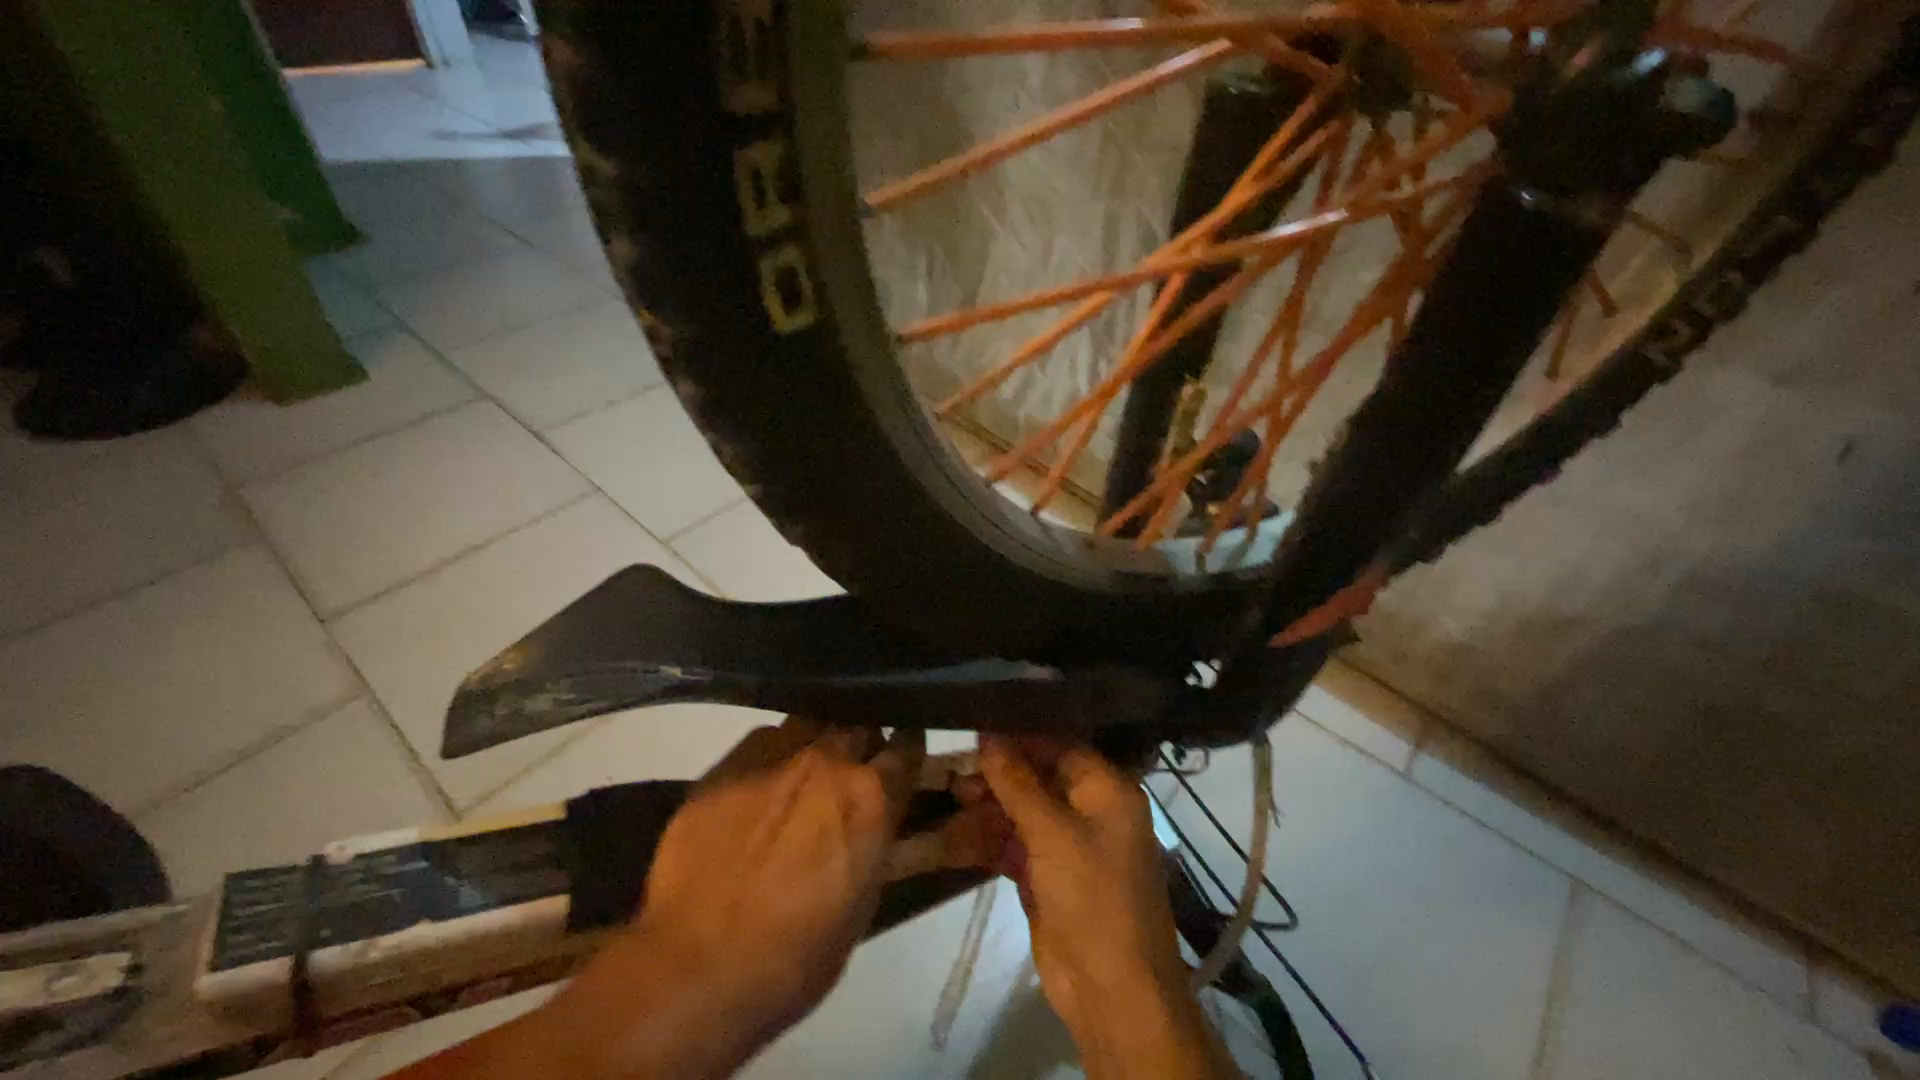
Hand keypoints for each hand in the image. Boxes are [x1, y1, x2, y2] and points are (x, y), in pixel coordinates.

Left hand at [533, 718, 926, 1079]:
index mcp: (872, 796)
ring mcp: (773, 756)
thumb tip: (877, 827)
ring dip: (818, 740)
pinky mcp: (725, 765)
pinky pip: (762, 741)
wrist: (699, 966)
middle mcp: (828, 761)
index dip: (908, 749)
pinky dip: (774, 753)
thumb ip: (876, 845)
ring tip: (808, 768)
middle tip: (855, 767)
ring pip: (809, 722)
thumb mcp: (863, 903)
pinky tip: (764, 782)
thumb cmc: (797, 955)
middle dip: (862, 741)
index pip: (907, 745)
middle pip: (857, 724)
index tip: (902, 759)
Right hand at [979, 735, 1239, 1079]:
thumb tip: (989, 735)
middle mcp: (1092, 811)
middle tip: (956, 771)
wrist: (1111, 989)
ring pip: (1024, 813)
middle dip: (998, 775)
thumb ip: (1018, 782)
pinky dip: (991, 840)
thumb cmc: (1092, 896)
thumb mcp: (1052, 833)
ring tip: (952, 798)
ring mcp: (1070, 847)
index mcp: (1108, 790)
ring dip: (989, 807)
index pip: (1061, 745)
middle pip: (1039, 778)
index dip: (1019, 737)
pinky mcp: (1050, 877)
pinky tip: (958, 834)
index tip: (975, 728)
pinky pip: (1016, 845)